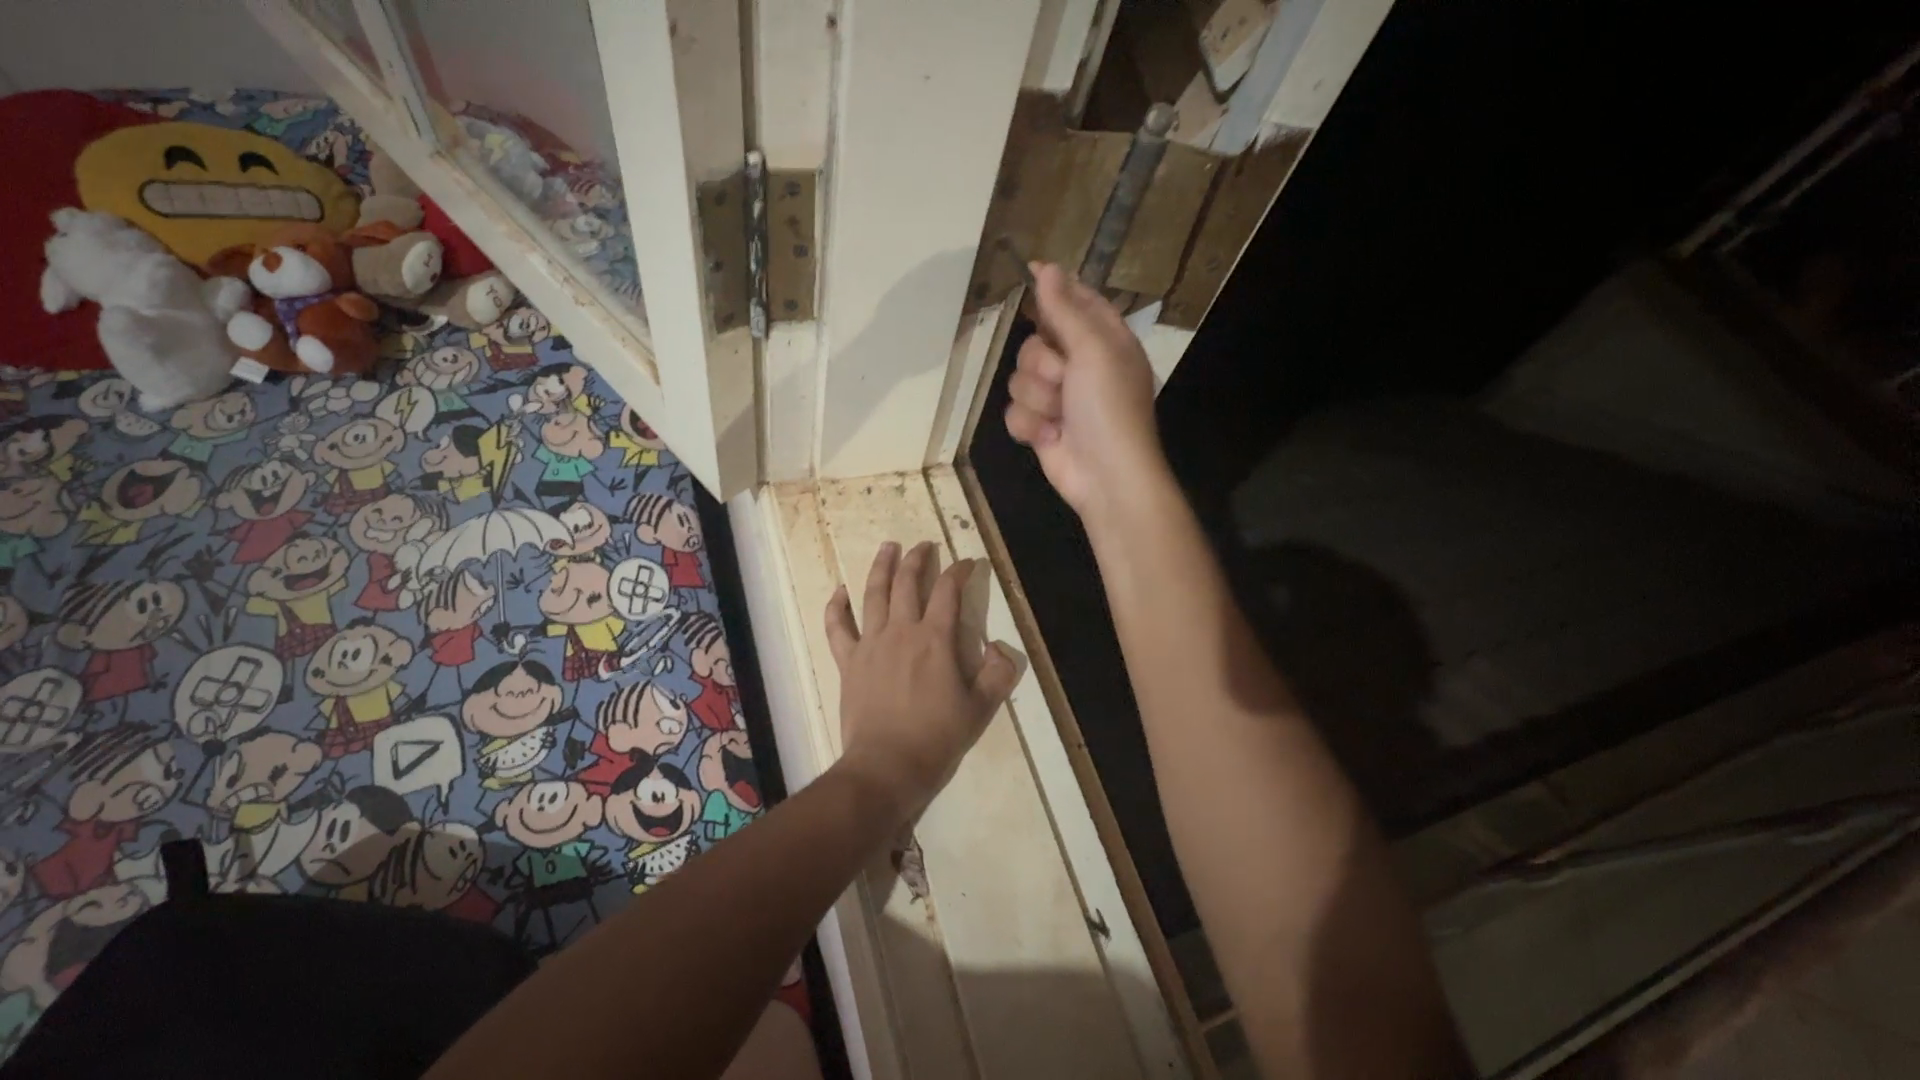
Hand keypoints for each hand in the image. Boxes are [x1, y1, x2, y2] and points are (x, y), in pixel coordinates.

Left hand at [824, 542, 1019, 816]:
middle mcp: (901, 631)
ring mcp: (870, 644)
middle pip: (908, 583)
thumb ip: (997, 673)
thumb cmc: (938, 737)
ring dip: (881, 568)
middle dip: (918, 559)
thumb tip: (997, 647)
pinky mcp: (848, 662)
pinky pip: (838, 627)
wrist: (887, 765)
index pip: (949, 592)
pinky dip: (837, 606)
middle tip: (924, 545)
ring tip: (888, 547)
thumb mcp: (981, 708)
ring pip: (873, 594)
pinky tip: (840, 591)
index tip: (968, 563)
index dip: (960, 572)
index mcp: (936, 639)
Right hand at [1004, 262, 1167, 519]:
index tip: (1028, 272)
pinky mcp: (1041, 426)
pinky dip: (1029, 425)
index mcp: (1105, 341)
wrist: (1105, 475)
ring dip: (1037, 399)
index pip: (1076, 301)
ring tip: (1060, 415)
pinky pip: (1015, 411)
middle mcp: (1081, 366)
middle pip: (1034, 343)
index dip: (1054, 289)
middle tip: (1063, 379)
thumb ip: (1066, 309)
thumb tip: (1046, 266)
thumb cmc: (1109, 407)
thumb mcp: (1093, 349)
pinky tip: (1049, 437)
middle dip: (1041, 365)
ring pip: (1020, 379)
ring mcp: (1059, 398)